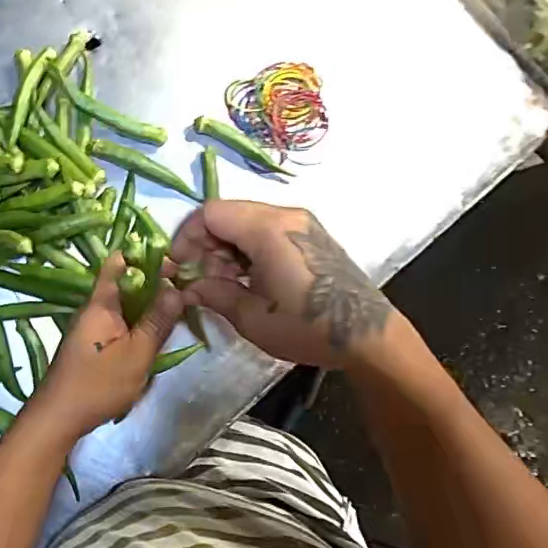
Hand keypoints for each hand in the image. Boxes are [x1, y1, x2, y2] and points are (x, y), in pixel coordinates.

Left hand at [25, 252, 185, 436]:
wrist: (59, 418)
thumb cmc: (98, 384)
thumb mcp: (137, 352)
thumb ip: (158, 320)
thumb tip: (176, 288)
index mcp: (101, 303)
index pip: (120, 262)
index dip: (147, 258)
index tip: (175, 268)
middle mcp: (95, 309)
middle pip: (126, 284)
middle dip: (155, 285)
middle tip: (185, 293)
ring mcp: (93, 328)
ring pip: (126, 306)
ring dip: (150, 307)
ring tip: (178, 313)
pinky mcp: (95, 345)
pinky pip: (122, 324)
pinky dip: (140, 325)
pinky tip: (157, 336)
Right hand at [171, 201, 399, 370]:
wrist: (367, 334)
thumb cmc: (308, 327)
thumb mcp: (252, 317)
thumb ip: (214, 294)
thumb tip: (188, 287)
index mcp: (268, 229)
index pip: (210, 213)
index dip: (187, 238)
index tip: (180, 267)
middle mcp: (285, 215)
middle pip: (228, 214)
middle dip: (207, 244)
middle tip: (202, 281)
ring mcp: (302, 223)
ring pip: (247, 221)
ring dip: (227, 248)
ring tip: (226, 285)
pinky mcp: (311, 234)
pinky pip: (268, 230)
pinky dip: (249, 248)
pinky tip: (250, 280)